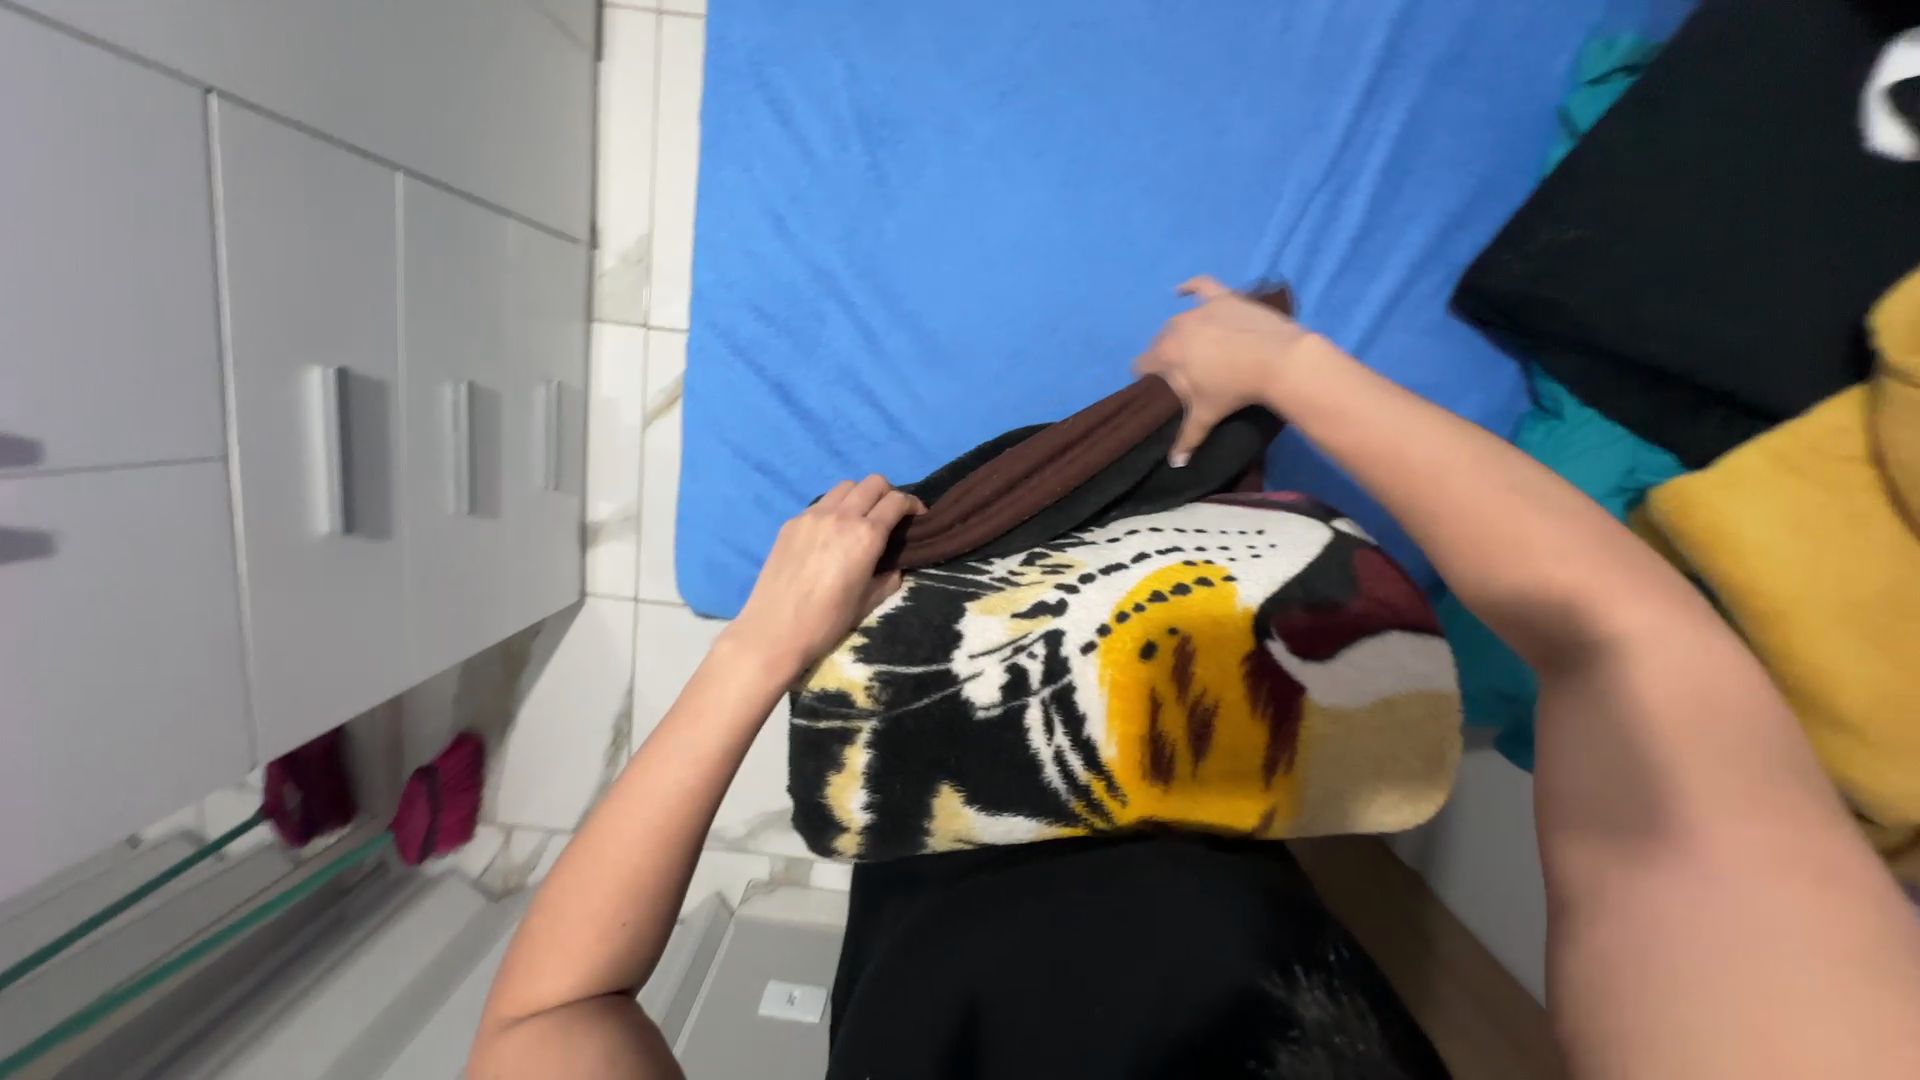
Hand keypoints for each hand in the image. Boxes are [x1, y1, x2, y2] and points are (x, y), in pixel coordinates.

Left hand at [727, 475, 925, 673]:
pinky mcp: (792, 522)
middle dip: (888, 493)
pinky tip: (832, 531)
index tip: (916, 515)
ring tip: (861, 517)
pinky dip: (835, 507)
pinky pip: (821, 502)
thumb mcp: (868, 602)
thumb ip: (888, 578)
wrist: (774, 629)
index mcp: (866, 536)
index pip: (896, 501)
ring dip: (861, 495)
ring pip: (845, 486)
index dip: (912, 504)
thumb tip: (894, 565)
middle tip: (890, 514)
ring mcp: (813, 515)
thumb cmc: (827, 621)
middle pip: (873, 482)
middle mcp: (841, 516)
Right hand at [1133, 276, 1319, 465]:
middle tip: (1182, 374)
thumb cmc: (1234, 388)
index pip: (1142, 366)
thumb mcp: (1206, 414)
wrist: (1277, 358)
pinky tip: (1181, 291)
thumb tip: (1175, 464)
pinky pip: (1201, 286)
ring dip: (1180, 334)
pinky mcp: (1222, 297)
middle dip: (1165, 357)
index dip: (1146, 378)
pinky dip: (1190, 288)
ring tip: (1193, 349)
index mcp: (1165, 354)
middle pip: (1159, 343)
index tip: (1155, 389)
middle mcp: (1175, 327)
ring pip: (1178, 322)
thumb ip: (1186, 437)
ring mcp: (1200, 309)